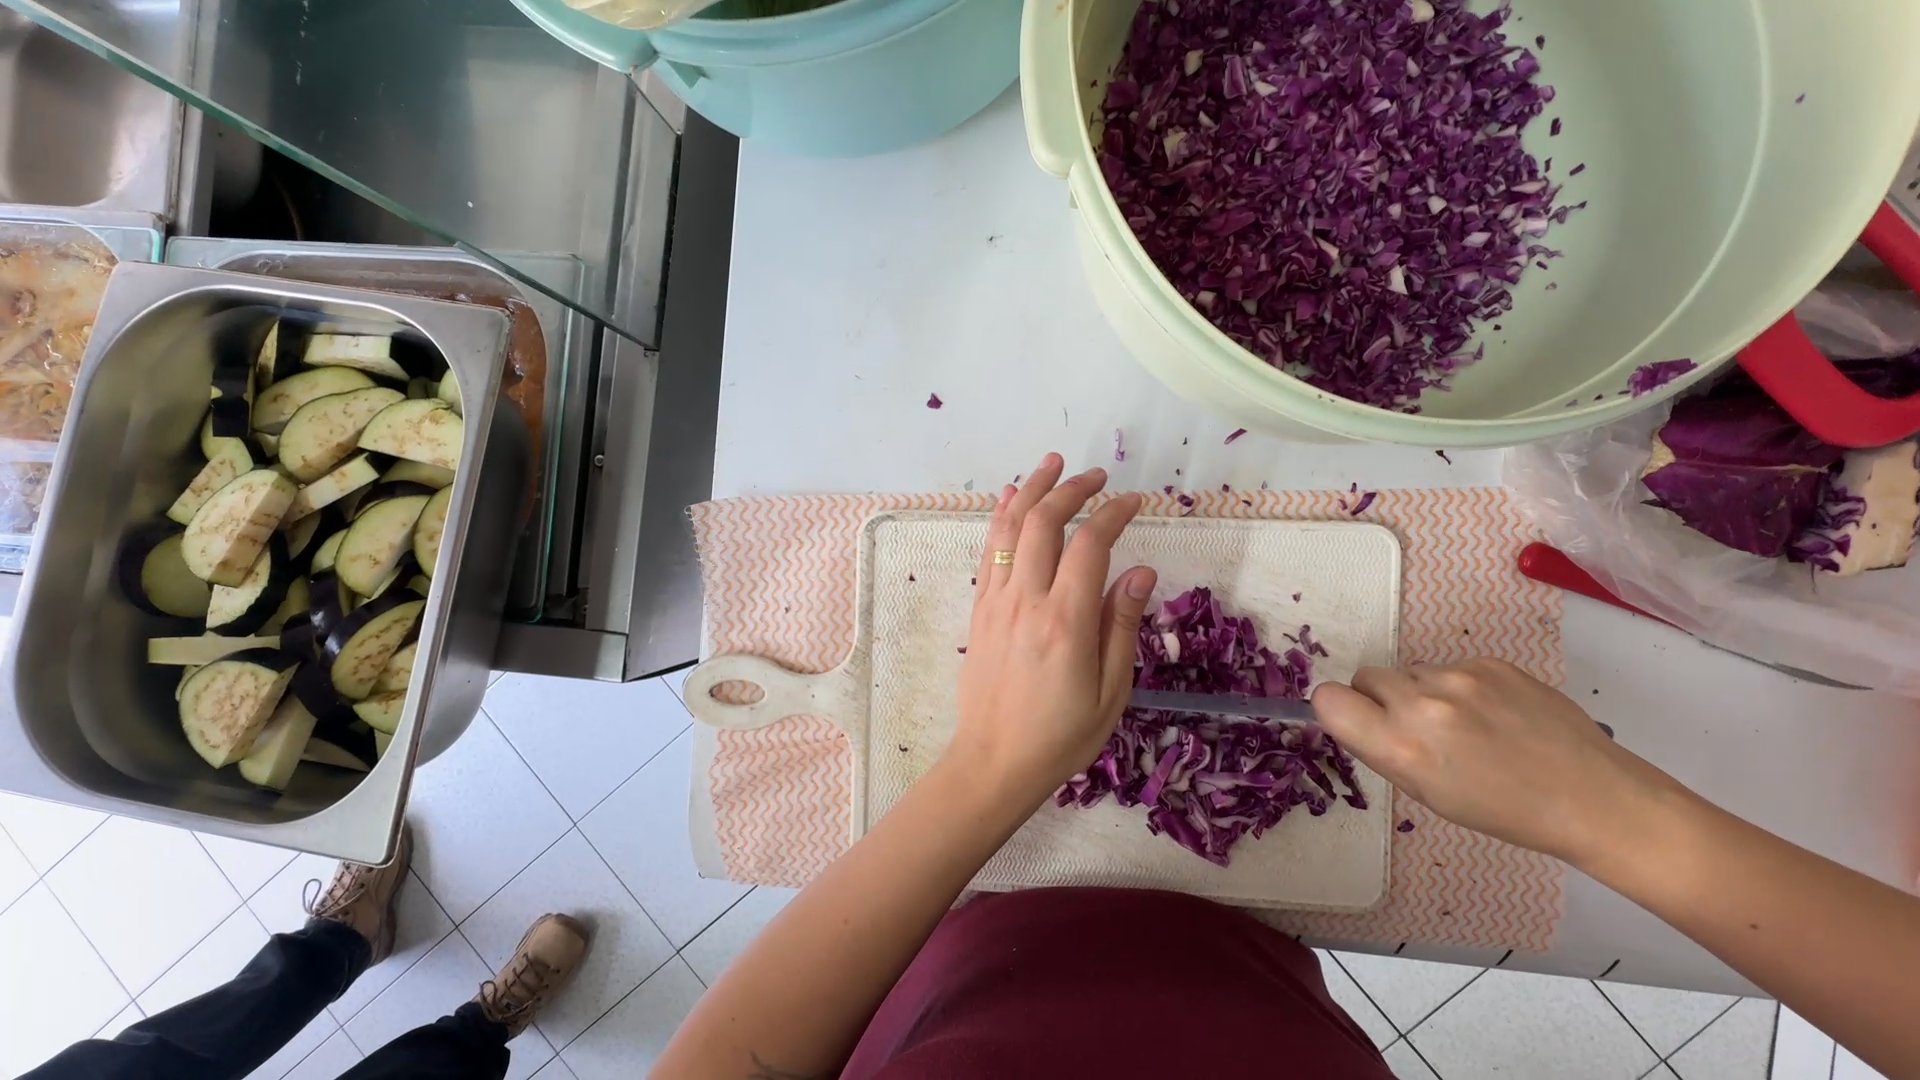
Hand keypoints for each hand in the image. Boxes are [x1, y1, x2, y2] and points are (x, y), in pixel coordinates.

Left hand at [948, 453, 1156, 804]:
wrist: (994, 762)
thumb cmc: (1061, 736)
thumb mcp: (1111, 692)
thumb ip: (1123, 626)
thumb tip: (1142, 570)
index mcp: (1066, 622)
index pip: (1091, 545)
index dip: (1114, 514)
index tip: (1134, 501)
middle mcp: (1027, 601)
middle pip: (1045, 524)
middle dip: (1071, 489)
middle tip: (1097, 475)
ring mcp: (996, 602)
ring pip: (1009, 529)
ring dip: (1031, 489)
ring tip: (1051, 462)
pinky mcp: (979, 610)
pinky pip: (987, 551)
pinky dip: (999, 518)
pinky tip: (1009, 498)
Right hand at [1310, 658, 1681, 861]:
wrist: (1594, 797)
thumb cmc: (1503, 810)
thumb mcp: (1426, 793)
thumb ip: (1382, 749)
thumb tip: (1355, 718)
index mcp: (1401, 745)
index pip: (1328, 699)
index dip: (1338, 710)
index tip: (1360, 725)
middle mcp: (1423, 703)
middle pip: (1366, 677)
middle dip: (1380, 699)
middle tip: (1417, 729)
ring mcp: (1460, 676)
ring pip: (1410, 672)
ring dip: (1422, 692)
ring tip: (1466, 725)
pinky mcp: (1491, 662)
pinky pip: (1450, 666)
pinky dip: (1460, 687)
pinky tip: (1494, 715)